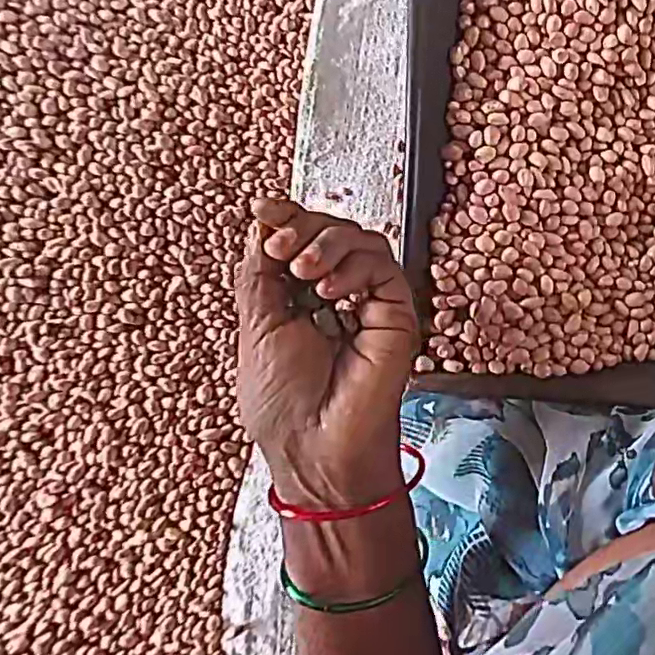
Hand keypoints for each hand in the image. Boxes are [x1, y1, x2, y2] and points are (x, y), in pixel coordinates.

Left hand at [235, 198, 419, 508]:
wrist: (313, 444)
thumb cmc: (283, 399)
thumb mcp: (257, 325)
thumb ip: (260, 272)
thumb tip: (262, 222)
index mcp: (305, 295)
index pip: (305, 239)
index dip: (288, 218)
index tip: (264, 209)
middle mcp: (341, 292)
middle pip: (335, 231)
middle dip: (305, 228)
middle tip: (281, 248)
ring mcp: (371, 301)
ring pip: (364, 240)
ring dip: (329, 243)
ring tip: (304, 272)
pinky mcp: (397, 311)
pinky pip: (384, 266)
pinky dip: (355, 266)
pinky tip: (330, 291)